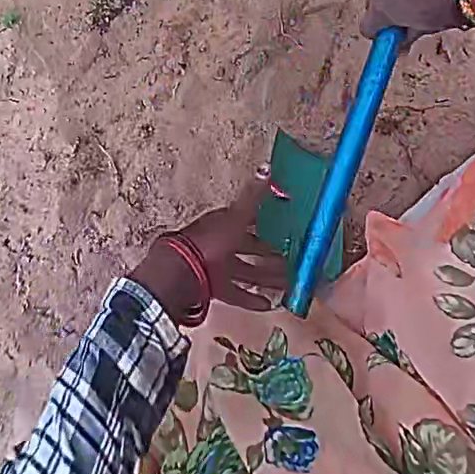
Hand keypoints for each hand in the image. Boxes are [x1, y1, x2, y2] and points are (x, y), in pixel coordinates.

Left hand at [132, 172, 289, 324]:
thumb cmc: (211, 241)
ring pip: (246, 270)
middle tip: (291, 261)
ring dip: (265, 277)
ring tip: (288, 284)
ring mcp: (217, 266)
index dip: (264, 223)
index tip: (284, 228)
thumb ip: (252, 197)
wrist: (183, 272)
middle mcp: (220, 243)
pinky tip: (269, 304)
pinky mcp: (215, 288)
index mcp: (223, 223)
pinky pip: (237, 292)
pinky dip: (251, 298)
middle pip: (248, 247)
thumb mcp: (235, 216)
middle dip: (268, 253)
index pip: (246, 220)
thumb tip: (266, 169)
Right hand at [361, 0, 463, 38]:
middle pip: (373, 3)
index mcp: (380, 10)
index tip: (392, 33)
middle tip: (409, 14)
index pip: (367, 27)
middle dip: (387, 9)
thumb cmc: (449, 8)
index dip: (380, 32)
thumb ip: (405, 36)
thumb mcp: (425, 29)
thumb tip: (400, 43)